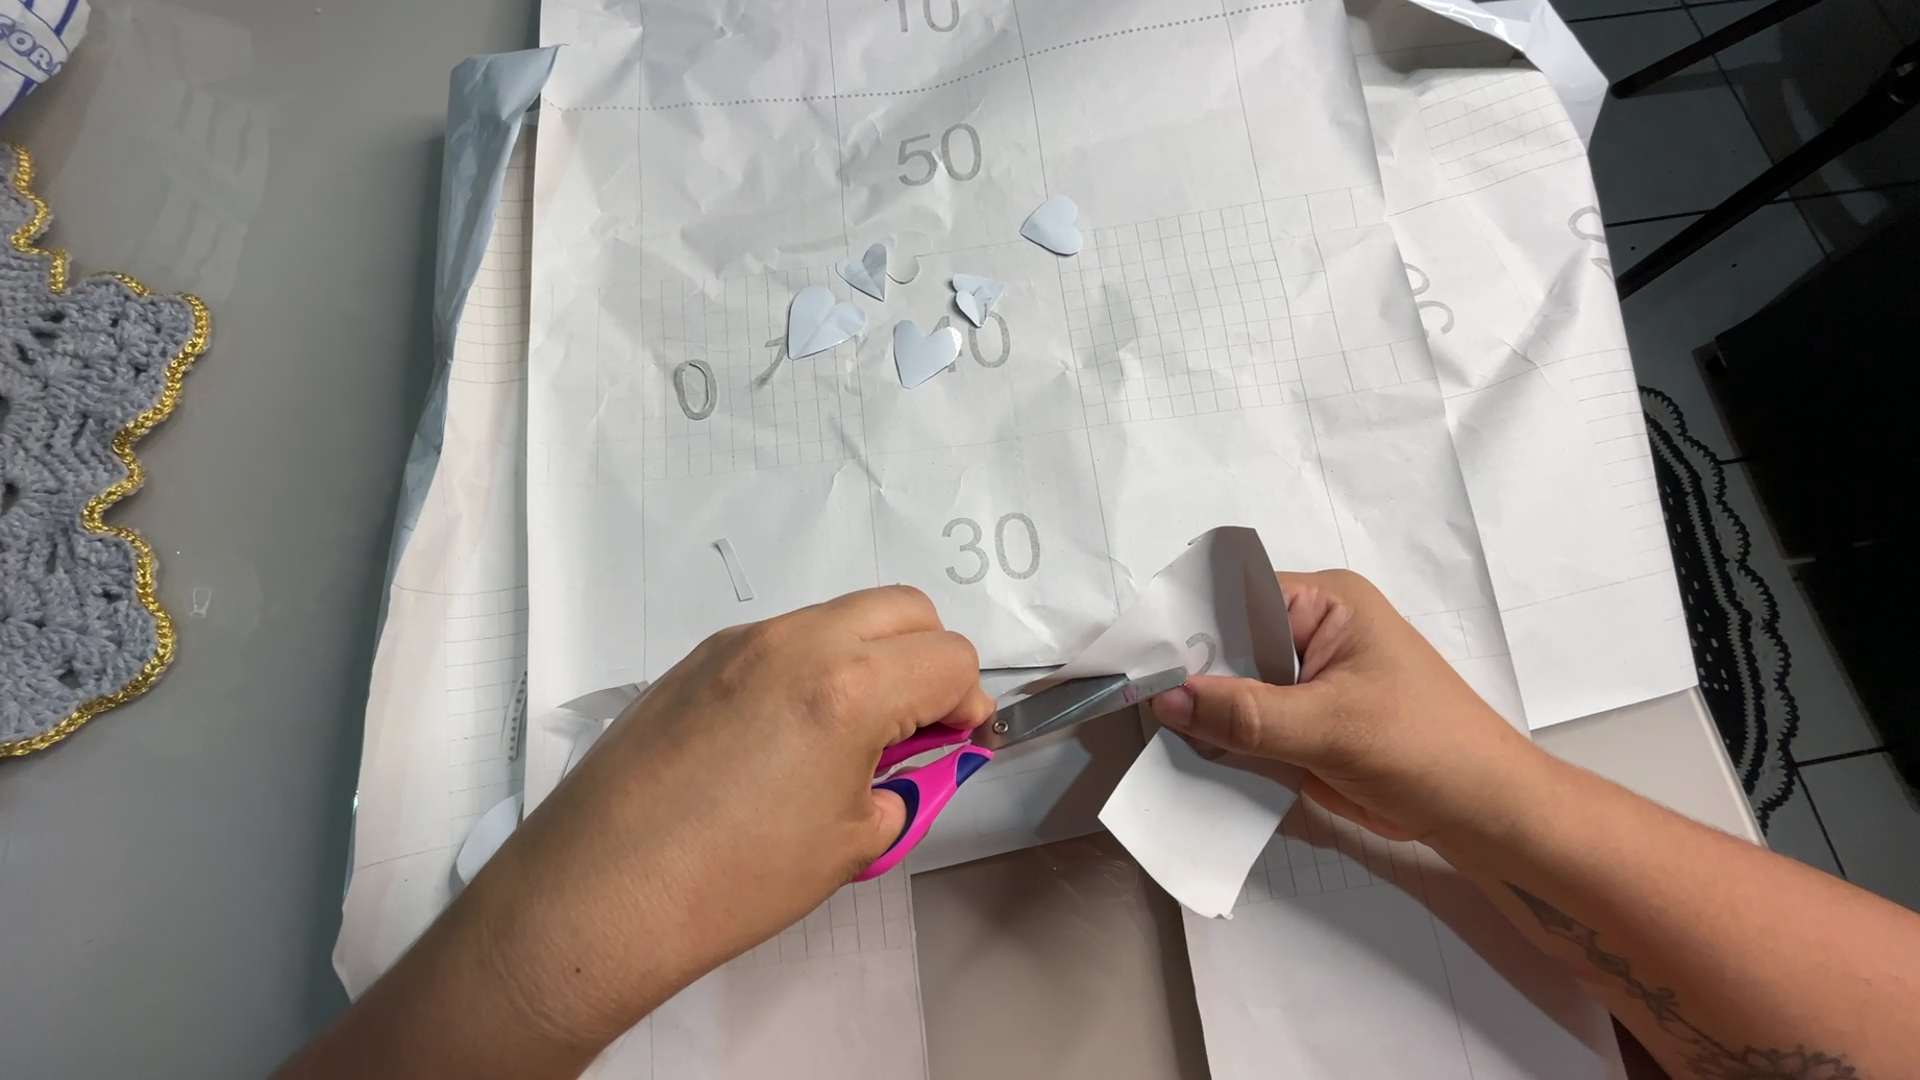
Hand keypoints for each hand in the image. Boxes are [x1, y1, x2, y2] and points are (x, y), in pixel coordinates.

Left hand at [460, 587, 994, 1052]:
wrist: (598, 892)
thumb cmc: (735, 880)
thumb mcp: (853, 841)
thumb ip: (904, 782)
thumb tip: (916, 760)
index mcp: (851, 686)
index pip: (951, 658)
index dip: (968, 701)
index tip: (957, 741)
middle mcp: (802, 640)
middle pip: (908, 608)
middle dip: (928, 659)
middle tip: (912, 723)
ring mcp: (748, 637)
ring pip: (846, 614)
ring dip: (872, 656)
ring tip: (844, 729)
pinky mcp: (705, 651)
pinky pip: (789, 635)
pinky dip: (815, 664)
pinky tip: (784, 730)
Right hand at [1150, 569, 1545, 844]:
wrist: (1489, 821)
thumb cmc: (1425, 751)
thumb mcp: (1330, 727)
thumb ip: (1244, 714)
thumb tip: (1163, 699)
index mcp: (1324, 603)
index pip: (1236, 596)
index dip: (1186, 621)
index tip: (1137, 653)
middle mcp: (1309, 630)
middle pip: (1227, 639)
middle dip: (1186, 668)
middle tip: (1132, 693)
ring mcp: (1305, 677)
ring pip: (1232, 682)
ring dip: (1200, 706)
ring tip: (1149, 723)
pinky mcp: (1302, 718)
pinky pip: (1246, 718)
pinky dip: (1220, 734)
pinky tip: (1186, 747)